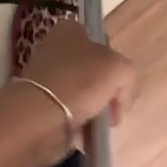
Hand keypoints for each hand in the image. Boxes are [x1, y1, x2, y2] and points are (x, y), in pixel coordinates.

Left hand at [18, 24, 135, 128]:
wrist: (39, 117)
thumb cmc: (80, 81)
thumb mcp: (119, 68)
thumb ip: (127, 73)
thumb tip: (118, 92)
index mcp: (70, 30)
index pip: (102, 43)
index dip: (114, 63)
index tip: (118, 84)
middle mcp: (55, 50)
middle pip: (95, 72)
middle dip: (107, 94)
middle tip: (112, 110)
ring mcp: (47, 79)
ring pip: (85, 96)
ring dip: (96, 112)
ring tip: (98, 127)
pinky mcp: (42, 106)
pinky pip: (71, 115)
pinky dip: (81, 127)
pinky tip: (86, 136)